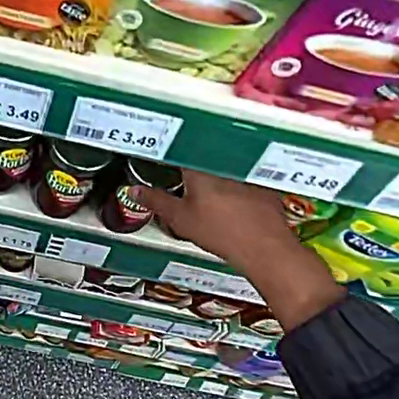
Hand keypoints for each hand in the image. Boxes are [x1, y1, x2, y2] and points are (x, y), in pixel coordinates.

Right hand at [133, 171, 342, 332]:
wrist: (263, 247)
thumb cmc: (222, 233)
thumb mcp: (180, 218)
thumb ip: (156, 200)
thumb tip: (135, 191)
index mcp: (199, 167)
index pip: (178, 150)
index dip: (167, 154)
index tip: (160, 160)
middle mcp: (223, 163)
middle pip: (201, 156)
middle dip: (190, 164)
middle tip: (179, 176)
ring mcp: (245, 172)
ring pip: (223, 166)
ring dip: (212, 173)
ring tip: (204, 191)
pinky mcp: (262, 184)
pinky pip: (242, 177)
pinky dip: (233, 184)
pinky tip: (229, 201)